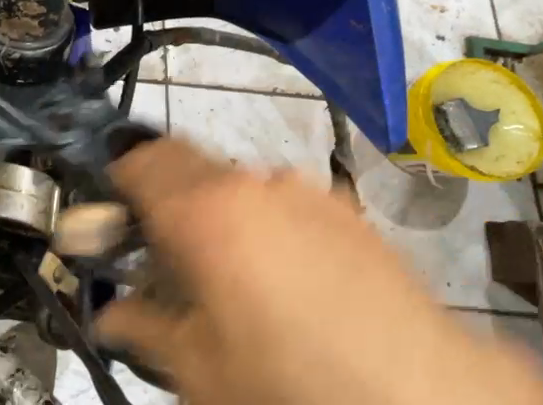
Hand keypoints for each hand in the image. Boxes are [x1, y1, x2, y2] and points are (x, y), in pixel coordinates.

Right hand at [98, 138, 542, 404]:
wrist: (433, 398)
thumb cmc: (296, 385)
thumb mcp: (202, 371)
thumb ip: (144, 327)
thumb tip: (110, 314)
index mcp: (204, 212)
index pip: (137, 161)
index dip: (114, 180)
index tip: (109, 216)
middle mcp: (251, 185)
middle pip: (186, 164)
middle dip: (165, 197)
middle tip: (160, 253)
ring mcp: (306, 194)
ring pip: (237, 185)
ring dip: (218, 213)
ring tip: (230, 279)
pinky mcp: (349, 214)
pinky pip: (285, 204)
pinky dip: (267, 226)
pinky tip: (287, 287)